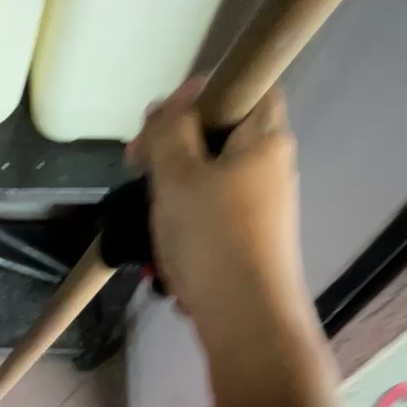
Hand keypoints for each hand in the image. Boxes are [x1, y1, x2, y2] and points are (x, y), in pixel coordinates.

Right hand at [127, 79, 304, 324]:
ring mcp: (260, 211)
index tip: (159, 122)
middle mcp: (270, 168)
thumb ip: (169, 133)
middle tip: (136, 169)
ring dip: (171, 197)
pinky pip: (209, 222)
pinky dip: (182, 230)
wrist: (245, 318)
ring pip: (208, 185)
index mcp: (264, 138)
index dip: (200, 96)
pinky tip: (161, 252)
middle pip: (219, 140)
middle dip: (174, 153)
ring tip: (142, 219)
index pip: (244, 88)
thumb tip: (168, 106)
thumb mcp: (179, 176)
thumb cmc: (212, 238)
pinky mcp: (247, 246)